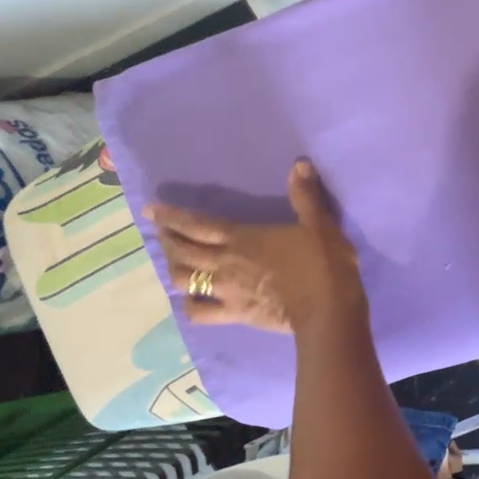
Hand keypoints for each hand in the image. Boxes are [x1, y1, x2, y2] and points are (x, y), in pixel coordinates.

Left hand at [146, 159, 365, 334]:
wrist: (327, 307)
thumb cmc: (325, 263)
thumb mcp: (321, 225)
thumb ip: (306, 197)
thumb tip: (299, 164)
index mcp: (244, 238)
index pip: (198, 225)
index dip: (173, 217)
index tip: (151, 209)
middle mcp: (226, 262)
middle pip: (184, 250)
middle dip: (168, 239)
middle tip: (162, 232)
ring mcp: (226, 290)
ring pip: (184, 278)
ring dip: (173, 268)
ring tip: (174, 262)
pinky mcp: (233, 313)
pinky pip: (199, 311)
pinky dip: (189, 304)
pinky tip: (189, 300)